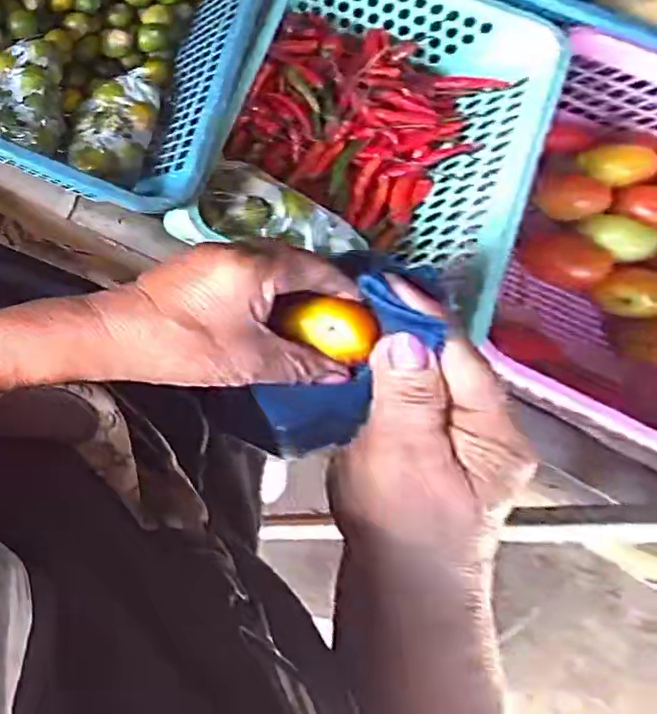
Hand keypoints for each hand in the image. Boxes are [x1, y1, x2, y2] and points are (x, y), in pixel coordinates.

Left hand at [93, 242, 360, 386]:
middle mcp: (229, 250)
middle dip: (321, 293)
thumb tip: (342, 370)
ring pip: (264, 268)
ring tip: (306, 330)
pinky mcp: (187, 270)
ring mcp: (204, 257)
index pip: (321, 269)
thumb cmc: (182, 345)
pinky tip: (266, 322)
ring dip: (289, 293)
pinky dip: (260, 293)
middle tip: (340, 329)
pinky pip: (238, 274)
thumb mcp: (254, 361)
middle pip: (293, 263)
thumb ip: (305, 363)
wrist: (110, 334)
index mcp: (252, 264)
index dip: (351, 297)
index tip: (368, 325)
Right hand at [329, 276, 536, 575]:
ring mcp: (451, 431)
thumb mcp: (403, 455)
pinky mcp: (419, 434)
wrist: (400, 569)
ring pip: (427, 373)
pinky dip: (383, 361)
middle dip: (412, 321)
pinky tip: (358, 349)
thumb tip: (404, 341)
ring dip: (395, 338)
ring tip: (359, 306)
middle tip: (367, 284)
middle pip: (449, 362)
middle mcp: (482, 426)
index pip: (462, 359)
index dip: (425, 318)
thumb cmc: (404, 516)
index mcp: (493, 431)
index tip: (387, 282)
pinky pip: (406, 386)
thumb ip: (406, 398)